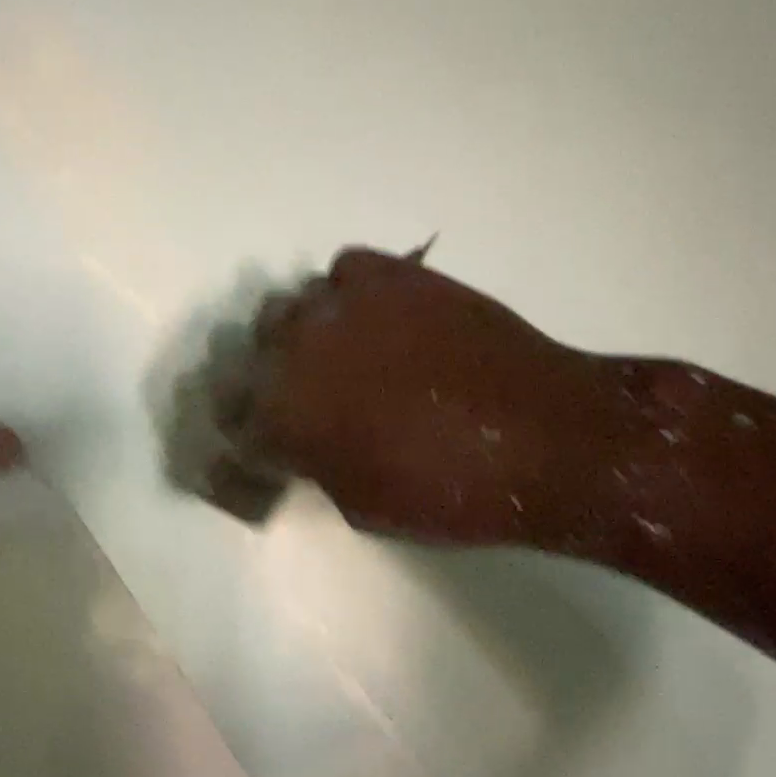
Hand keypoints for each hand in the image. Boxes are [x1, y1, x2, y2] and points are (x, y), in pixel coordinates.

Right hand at [218, 247, 621, 546]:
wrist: (545, 436)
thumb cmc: (448, 492)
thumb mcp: (357, 504)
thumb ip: (312, 464)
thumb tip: (300, 447)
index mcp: (282, 418)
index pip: (229, 426)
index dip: (239, 442)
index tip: (255, 452)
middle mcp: (295, 353)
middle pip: (243, 357)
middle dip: (259, 383)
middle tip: (292, 403)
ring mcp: (342, 306)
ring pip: (287, 308)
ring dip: (298, 337)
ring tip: (331, 357)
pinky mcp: (392, 276)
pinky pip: (342, 272)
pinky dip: (347, 295)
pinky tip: (371, 319)